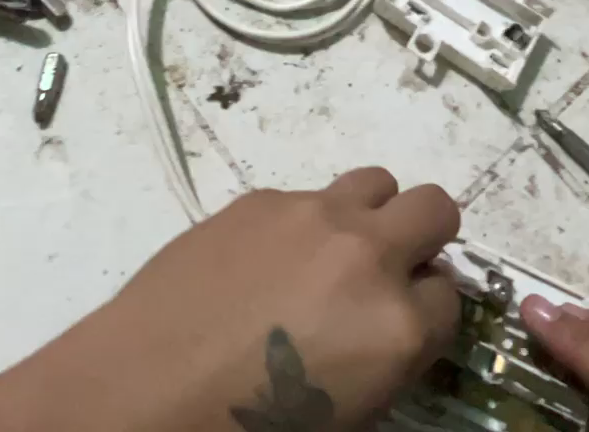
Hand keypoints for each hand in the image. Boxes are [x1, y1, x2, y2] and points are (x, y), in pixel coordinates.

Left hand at [0, 168, 461, 431]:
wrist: (138, 396)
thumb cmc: (246, 429)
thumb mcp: (346, 416)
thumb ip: (387, 356)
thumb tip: (400, 318)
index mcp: (395, 325)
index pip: (450, 296)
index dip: (430, 309)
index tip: (409, 317)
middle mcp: (365, 253)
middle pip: (436, 207)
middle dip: (427, 235)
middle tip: (392, 265)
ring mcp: (311, 214)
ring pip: (376, 181)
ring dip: (371, 212)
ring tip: (333, 249)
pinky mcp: (261, 197)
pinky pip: (307, 196)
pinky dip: (305, 222)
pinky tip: (262, 261)